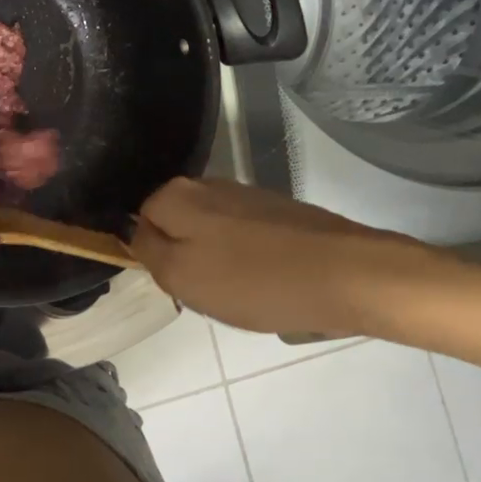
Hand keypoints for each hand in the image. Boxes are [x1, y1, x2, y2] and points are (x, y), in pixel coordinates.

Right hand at [130, 176, 437, 336]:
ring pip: (213, 234)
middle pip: (178, 226)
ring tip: (248, 297)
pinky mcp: (281, 212)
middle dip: (189, 260)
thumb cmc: (255, 282)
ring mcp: (247, 196)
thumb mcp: (182, 277)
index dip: (156, 258)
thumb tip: (132, 230)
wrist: (349, 276)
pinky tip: (274, 287)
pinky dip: (254, 264)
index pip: (140, 223)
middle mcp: (207, 184)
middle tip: (212, 296)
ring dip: (223, 264)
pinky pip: (248, 240)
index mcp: (176, 194)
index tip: (182, 286)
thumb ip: (147, 250)